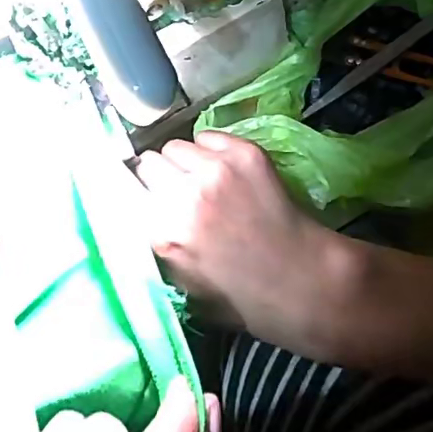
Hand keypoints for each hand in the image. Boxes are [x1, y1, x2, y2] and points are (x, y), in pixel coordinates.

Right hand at [130, 132, 354, 359]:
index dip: (144, 195)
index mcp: (164, 234)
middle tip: (179, 189)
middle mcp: (184, 196)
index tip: (152, 199)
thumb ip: (158, 241)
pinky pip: (207, 136)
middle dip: (161, 175)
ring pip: (176, 146)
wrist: (303, 281)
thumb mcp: (182, 281)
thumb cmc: (242, 296)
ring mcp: (215, 170)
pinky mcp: (243, 153)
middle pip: (149, 162)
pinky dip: (212, 150)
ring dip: (185, 161)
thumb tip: (143, 209)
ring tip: (204, 179)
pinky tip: (227, 171)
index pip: (130, 190)